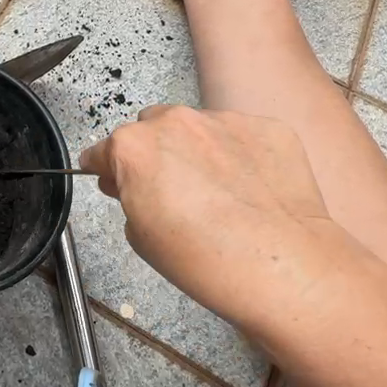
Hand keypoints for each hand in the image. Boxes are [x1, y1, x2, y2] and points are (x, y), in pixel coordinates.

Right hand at [79, 106, 359, 329]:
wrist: (284, 267)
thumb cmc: (204, 259)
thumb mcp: (140, 237)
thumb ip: (129, 196)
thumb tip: (137, 185)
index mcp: (132, 147)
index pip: (101, 151)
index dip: (104, 169)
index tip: (113, 182)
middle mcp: (172, 121)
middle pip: (149, 129)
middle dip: (154, 153)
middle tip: (172, 191)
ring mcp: (222, 120)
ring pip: (195, 127)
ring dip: (196, 149)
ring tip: (219, 191)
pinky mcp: (265, 127)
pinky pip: (241, 135)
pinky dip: (240, 155)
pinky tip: (251, 190)